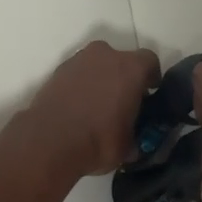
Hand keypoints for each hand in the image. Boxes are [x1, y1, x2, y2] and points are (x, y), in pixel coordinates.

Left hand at [18, 41, 160, 177]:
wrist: (50, 139)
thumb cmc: (98, 141)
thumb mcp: (128, 146)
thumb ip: (136, 134)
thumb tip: (134, 138)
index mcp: (130, 68)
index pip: (150, 61)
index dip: (152, 78)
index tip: (149, 96)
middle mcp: (106, 55)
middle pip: (122, 60)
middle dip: (125, 78)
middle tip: (124, 104)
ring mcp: (80, 58)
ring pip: (99, 63)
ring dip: (103, 78)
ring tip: (99, 107)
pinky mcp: (61, 67)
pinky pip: (81, 71)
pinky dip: (84, 83)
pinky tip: (80, 107)